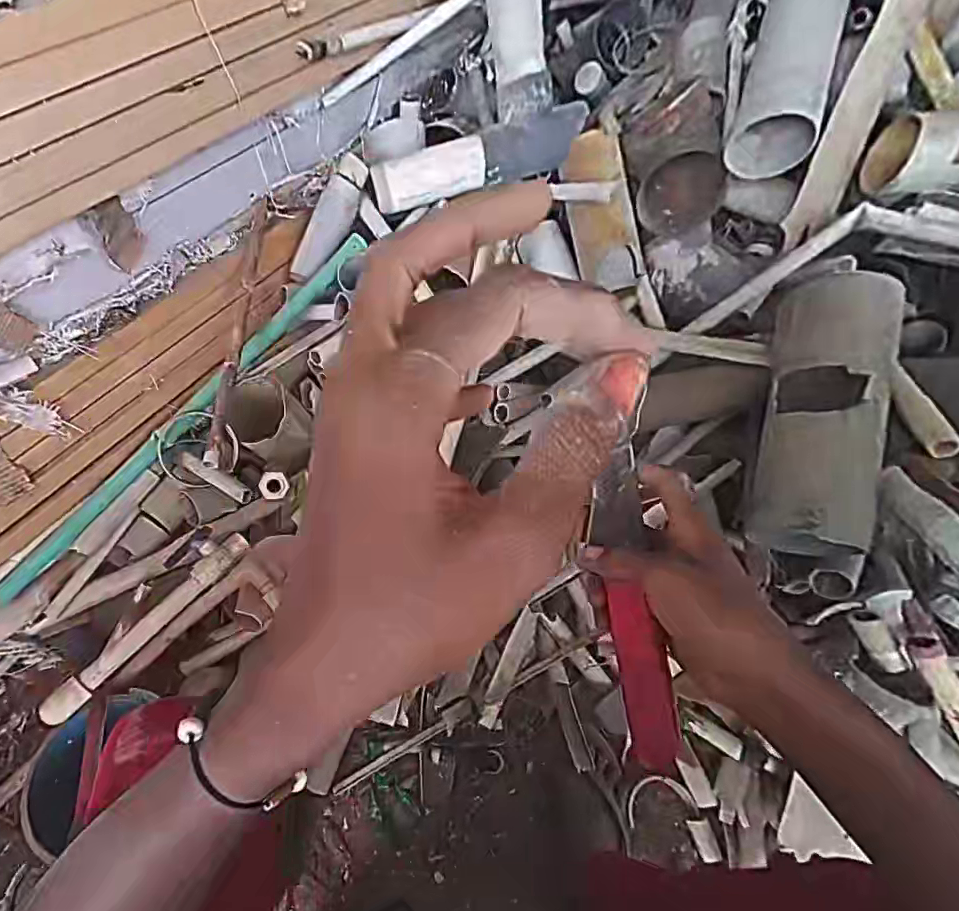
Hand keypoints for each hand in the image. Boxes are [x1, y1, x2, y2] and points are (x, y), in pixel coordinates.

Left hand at [207, 183, 653, 793]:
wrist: (324, 660)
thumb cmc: (409, 615)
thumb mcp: (514, 543)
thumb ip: (571, 452)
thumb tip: (621, 377)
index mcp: (397, 400)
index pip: (496, 308)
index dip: (575, 311)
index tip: (634, 343)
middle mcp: (358, 384)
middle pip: (406, 266)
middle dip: (473, 224)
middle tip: (538, 203)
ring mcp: (343, 408)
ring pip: (387, 307)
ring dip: (447, 275)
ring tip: (519, 264)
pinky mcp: (347, 436)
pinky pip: (390, 364)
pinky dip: (437, 346)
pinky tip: (487, 377)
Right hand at [575, 465, 817, 713]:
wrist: (750, 674)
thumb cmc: (728, 619)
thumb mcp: (664, 579)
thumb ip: (622, 563)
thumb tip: (591, 554)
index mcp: (692, 536)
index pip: (669, 492)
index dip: (646, 479)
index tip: (619, 477)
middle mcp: (684, 560)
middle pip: (636, 542)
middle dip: (608, 555)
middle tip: (591, 566)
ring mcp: (677, 593)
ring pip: (630, 582)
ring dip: (610, 595)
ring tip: (603, 607)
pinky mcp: (670, 622)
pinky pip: (634, 615)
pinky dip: (619, 623)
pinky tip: (613, 633)